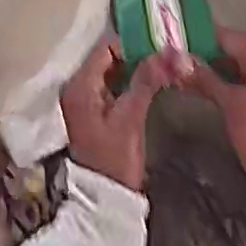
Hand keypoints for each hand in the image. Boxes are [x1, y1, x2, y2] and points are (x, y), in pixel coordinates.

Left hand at [60, 39, 183, 191]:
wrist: (105, 201)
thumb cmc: (115, 159)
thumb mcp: (131, 117)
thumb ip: (146, 80)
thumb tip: (167, 51)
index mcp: (80, 86)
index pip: (105, 48)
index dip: (130, 44)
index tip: (156, 46)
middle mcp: (77, 88)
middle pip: (107, 57)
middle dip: (134, 54)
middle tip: (163, 54)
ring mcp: (85, 100)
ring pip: (111, 71)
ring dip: (133, 67)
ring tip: (161, 65)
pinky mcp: (94, 111)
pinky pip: (111, 85)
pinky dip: (129, 80)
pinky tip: (150, 82)